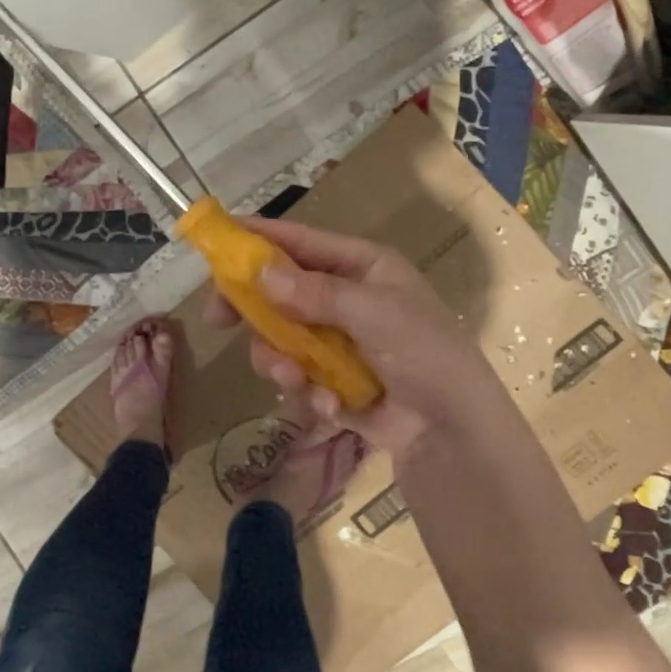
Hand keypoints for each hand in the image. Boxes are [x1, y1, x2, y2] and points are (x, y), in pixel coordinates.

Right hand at [208, 218, 496, 456]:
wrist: (453, 433)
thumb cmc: (424, 354)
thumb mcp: (374, 312)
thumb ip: (315, 292)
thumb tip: (260, 272)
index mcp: (362, 267)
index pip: (301, 242)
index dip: (259, 239)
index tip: (217, 242)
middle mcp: (344, 298)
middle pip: (279, 290)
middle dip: (252, 307)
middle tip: (218, 319)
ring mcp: (335, 342)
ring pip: (279, 338)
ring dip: (278, 358)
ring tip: (292, 378)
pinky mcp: (331, 382)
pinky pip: (296, 377)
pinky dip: (306, 392)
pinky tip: (329, 406)